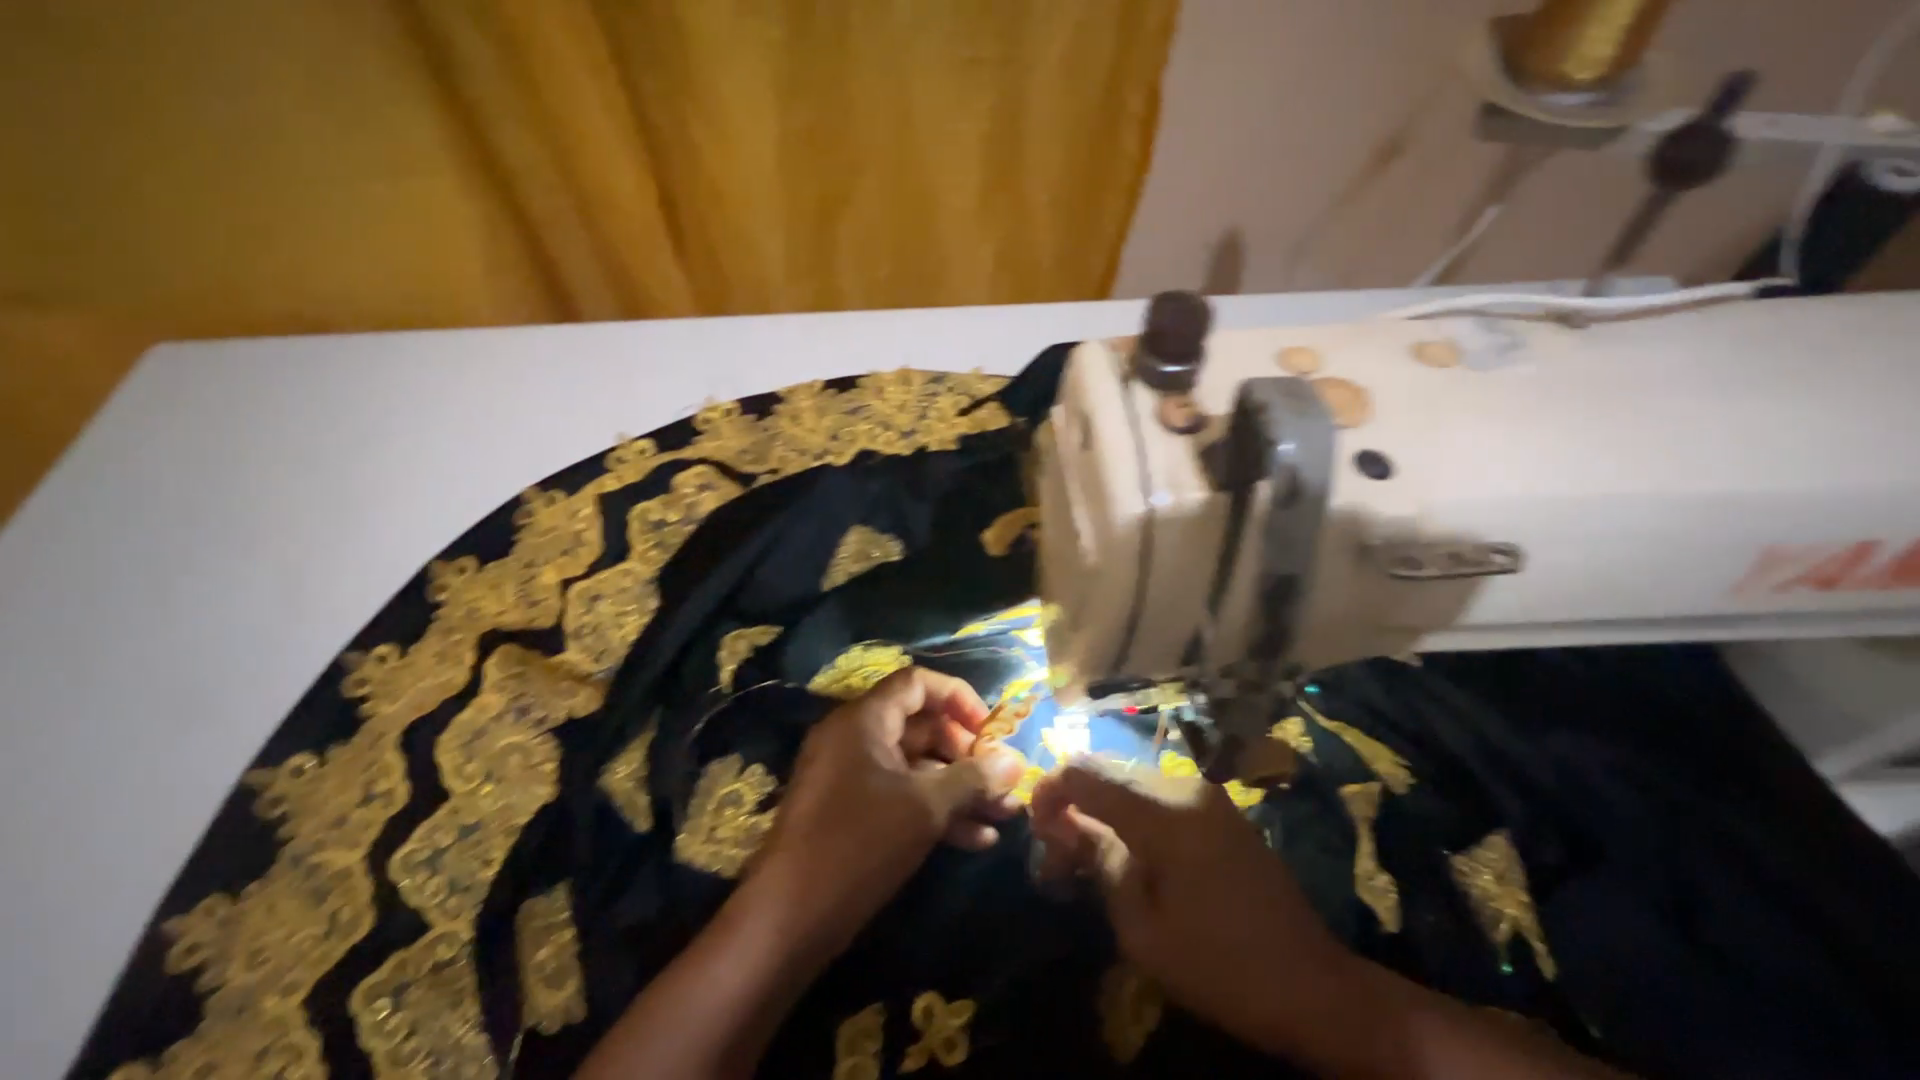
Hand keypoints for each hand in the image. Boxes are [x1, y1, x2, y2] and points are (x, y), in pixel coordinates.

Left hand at [750, 667, 1025, 961]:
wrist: (791, 914)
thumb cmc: (861, 842)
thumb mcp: (926, 807)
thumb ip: (973, 778)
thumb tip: (1014, 762)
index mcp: (863, 720)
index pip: (917, 684)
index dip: (959, 699)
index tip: (993, 731)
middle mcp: (854, 739)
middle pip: (921, 727)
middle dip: (969, 755)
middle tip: (1004, 782)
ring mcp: (850, 778)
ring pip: (916, 769)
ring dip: (961, 790)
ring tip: (1005, 816)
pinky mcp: (852, 814)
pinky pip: (901, 798)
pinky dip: (936, 812)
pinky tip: (978, 841)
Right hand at [1028, 762, 1355, 1058]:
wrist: (1312, 986)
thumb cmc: (1217, 964)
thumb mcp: (1141, 925)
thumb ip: (1099, 861)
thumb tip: (1065, 825)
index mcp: (1165, 812)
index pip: (1086, 771)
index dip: (1050, 790)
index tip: (1034, 828)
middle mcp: (1187, 788)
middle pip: (1109, 771)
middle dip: (1074, 802)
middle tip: (1056, 853)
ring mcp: (1210, 798)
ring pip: (1134, 783)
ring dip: (1103, 810)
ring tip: (1087, 859)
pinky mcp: (1222, 814)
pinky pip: (1161, 799)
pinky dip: (1132, 817)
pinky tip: (1126, 855)